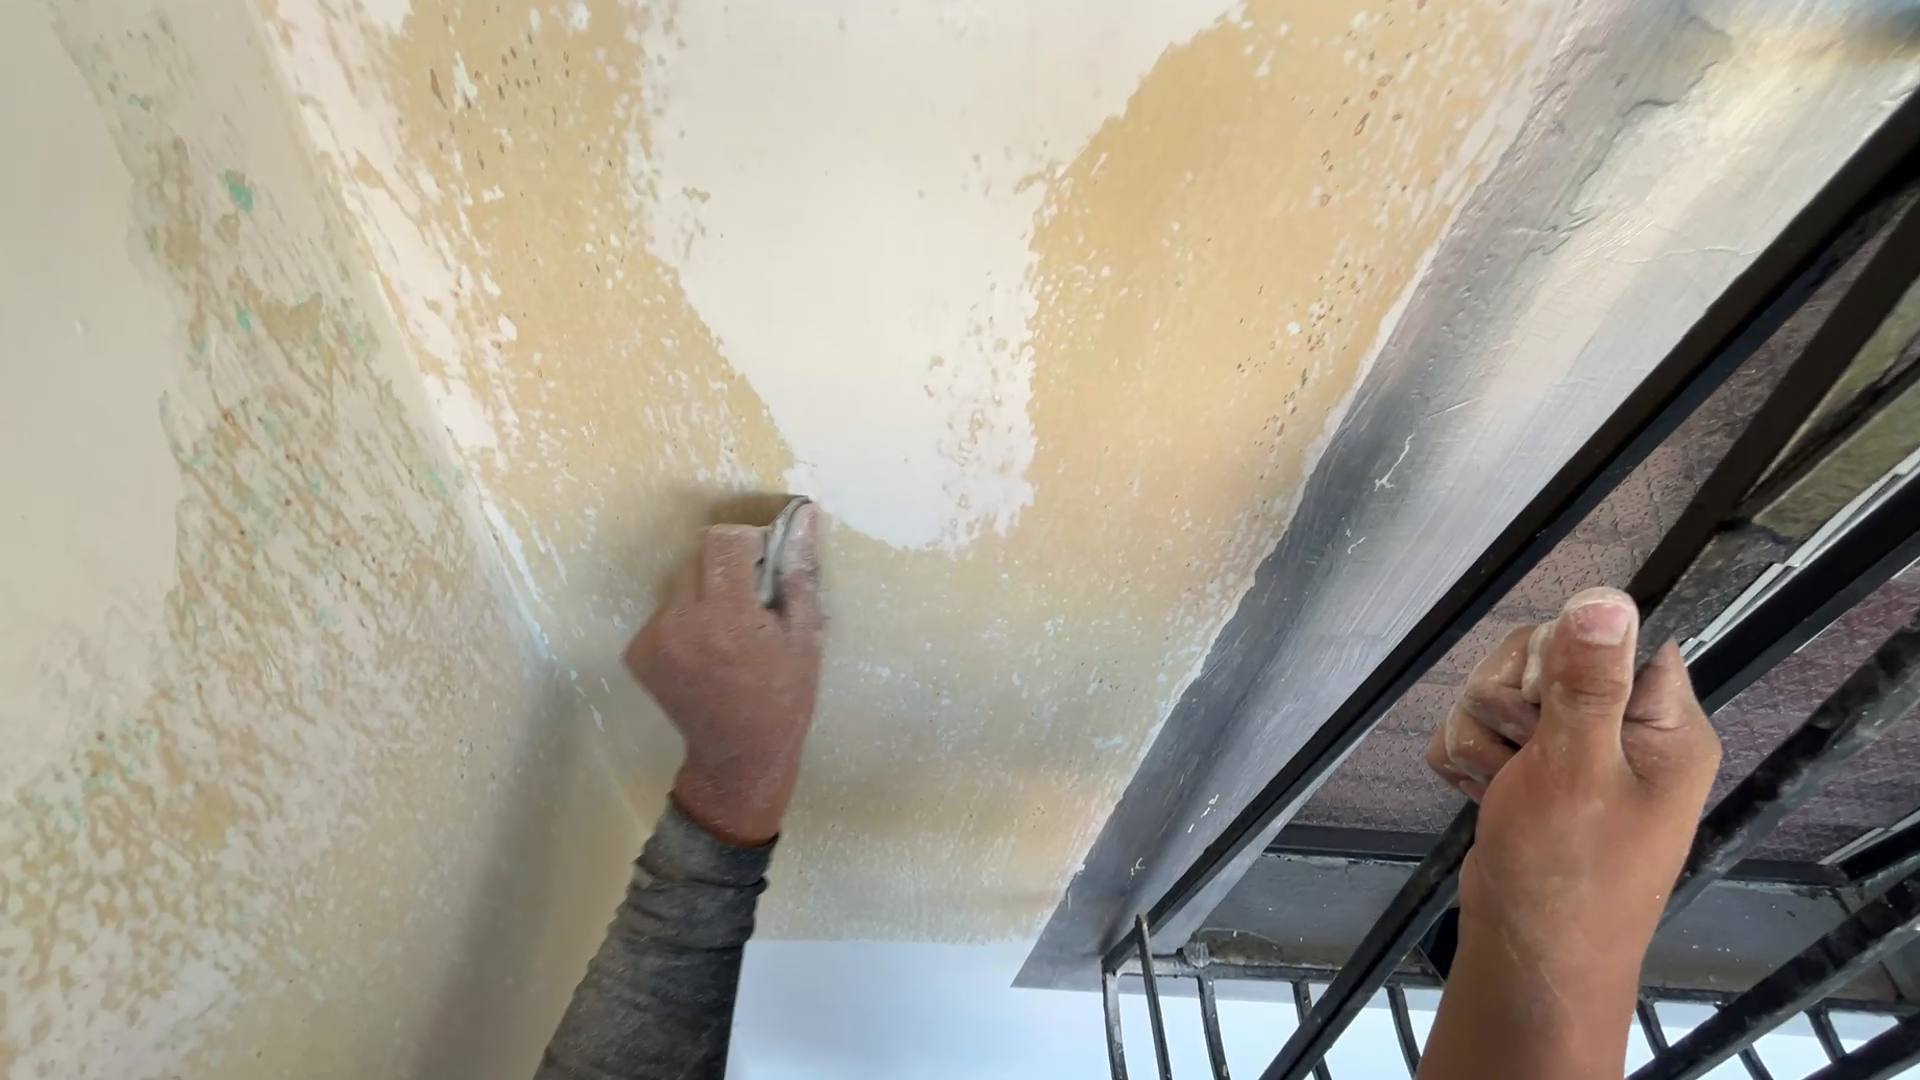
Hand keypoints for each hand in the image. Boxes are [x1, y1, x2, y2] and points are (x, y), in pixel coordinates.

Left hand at [624, 505, 825, 847]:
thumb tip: (805, 516)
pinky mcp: (637, 652)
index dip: (748, 543)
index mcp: (728, 617)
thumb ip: (799, 572)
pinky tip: (707, 648)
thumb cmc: (784, 695)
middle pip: (698, 554)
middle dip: (727, 566)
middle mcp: (682, 622)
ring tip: (729, 630)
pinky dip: (687, 617)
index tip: (764, 568)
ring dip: (706, 590)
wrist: (739, 755)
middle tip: (750, 601)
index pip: (723, 539)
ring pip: (681, 581)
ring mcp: (653, 638)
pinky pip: (665, 610)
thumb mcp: (807, 634)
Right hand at [1422, 587, 1720, 1078]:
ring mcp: (1559, 749)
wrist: (1522, 942)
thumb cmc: (1568, 866)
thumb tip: (1605, 597)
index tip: (1547, 698)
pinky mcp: (1513, 766)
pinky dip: (1462, 761)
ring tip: (1503, 787)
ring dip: (1476, 739)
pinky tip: (1484, 795)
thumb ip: (1587, 682)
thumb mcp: (1578, 768)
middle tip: (1523, 750)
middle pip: (1531, 658)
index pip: (1605, 637)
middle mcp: (1612, 726)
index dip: (1562, 655)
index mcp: (1657, 721)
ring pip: (1484, 693)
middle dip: (1502, 703)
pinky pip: (1463, 729)